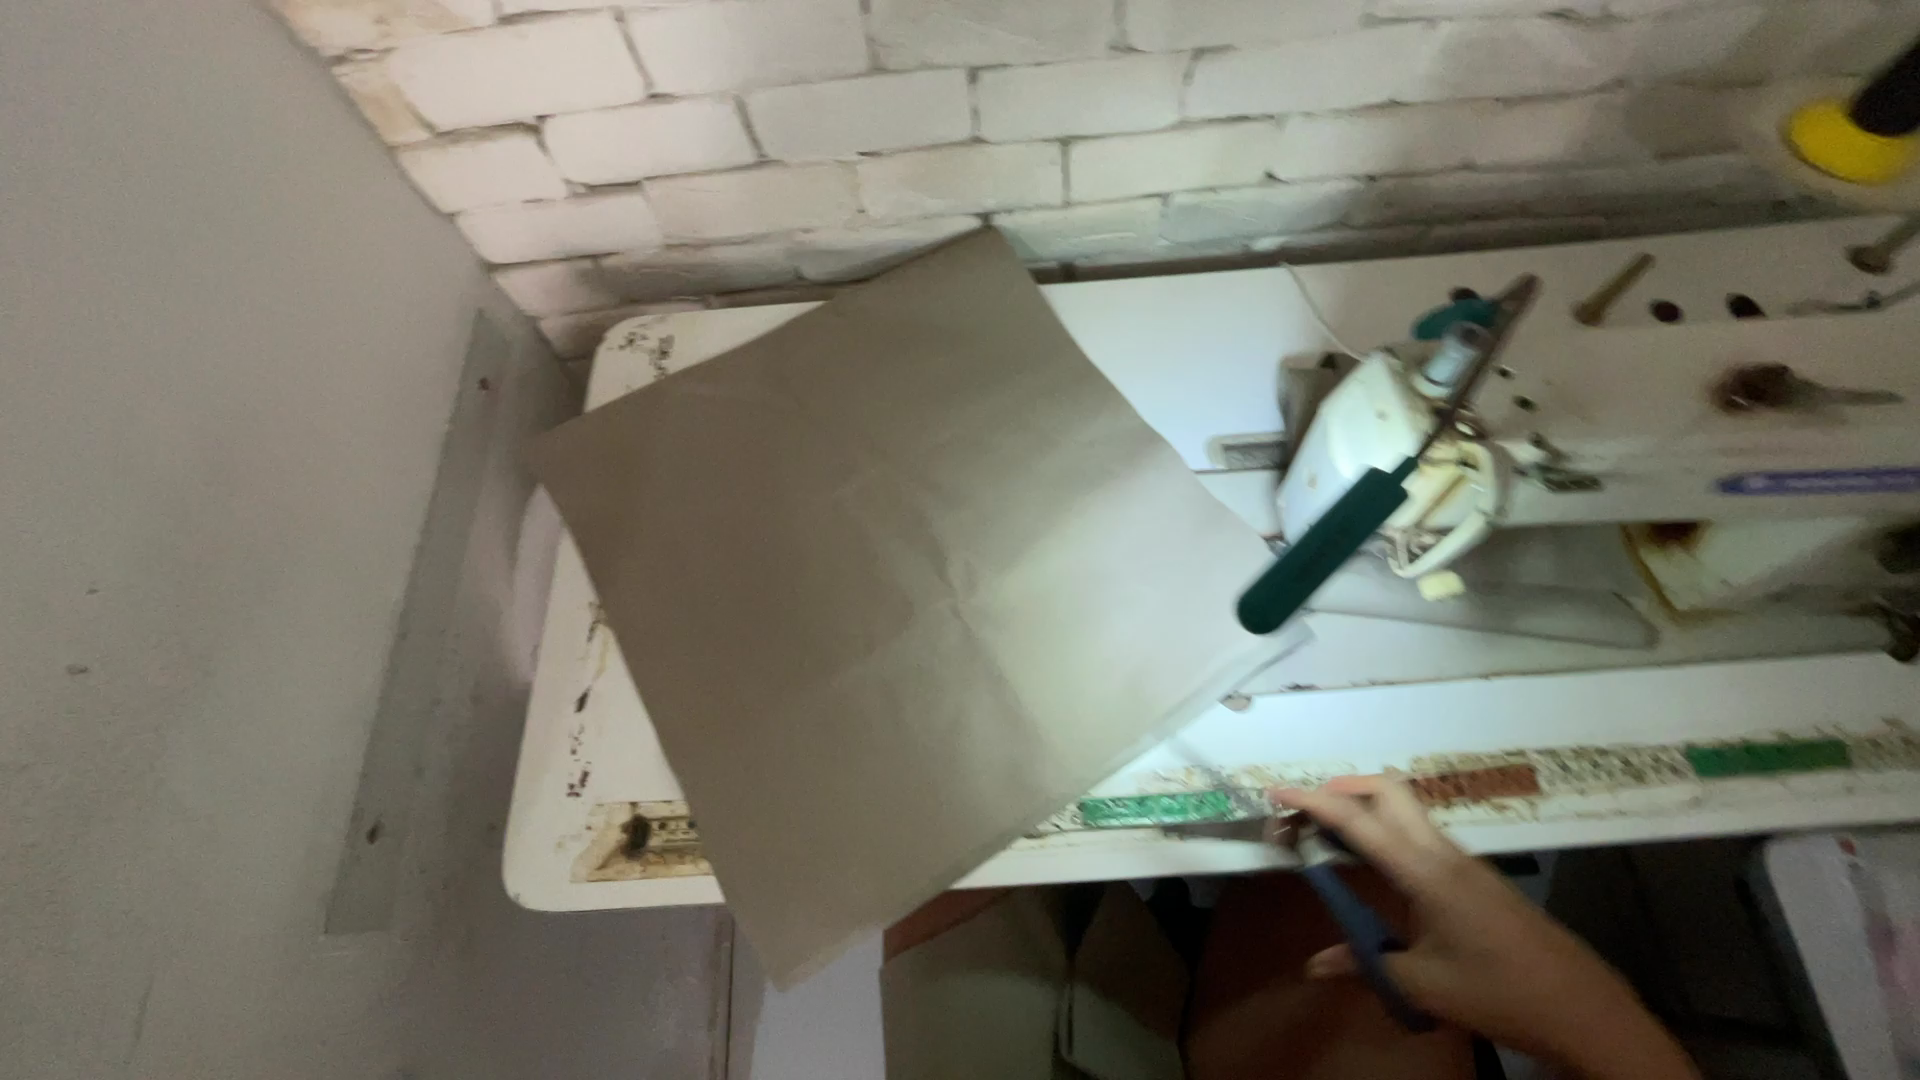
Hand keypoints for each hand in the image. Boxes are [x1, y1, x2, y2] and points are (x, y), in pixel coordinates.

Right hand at [1271, 774, 1697, 1079]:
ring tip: (1330, 838)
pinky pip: (1419, 832)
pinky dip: (1385, 830)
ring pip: (1404, 808)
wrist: (1590, 1014)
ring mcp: (1463, 860)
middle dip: (1340, 788)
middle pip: (1386, 789)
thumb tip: (1312, 967)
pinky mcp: (1475, 874)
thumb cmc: (1502, 994)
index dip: (1312, 802)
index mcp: (1425, 872)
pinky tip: (1376, 867)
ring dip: (1362, 807)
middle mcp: (1443, 852)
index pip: (1357, 822)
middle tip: (1306, 814)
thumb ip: (1364, 966)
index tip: (1275, 793)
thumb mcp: (1424, 987)